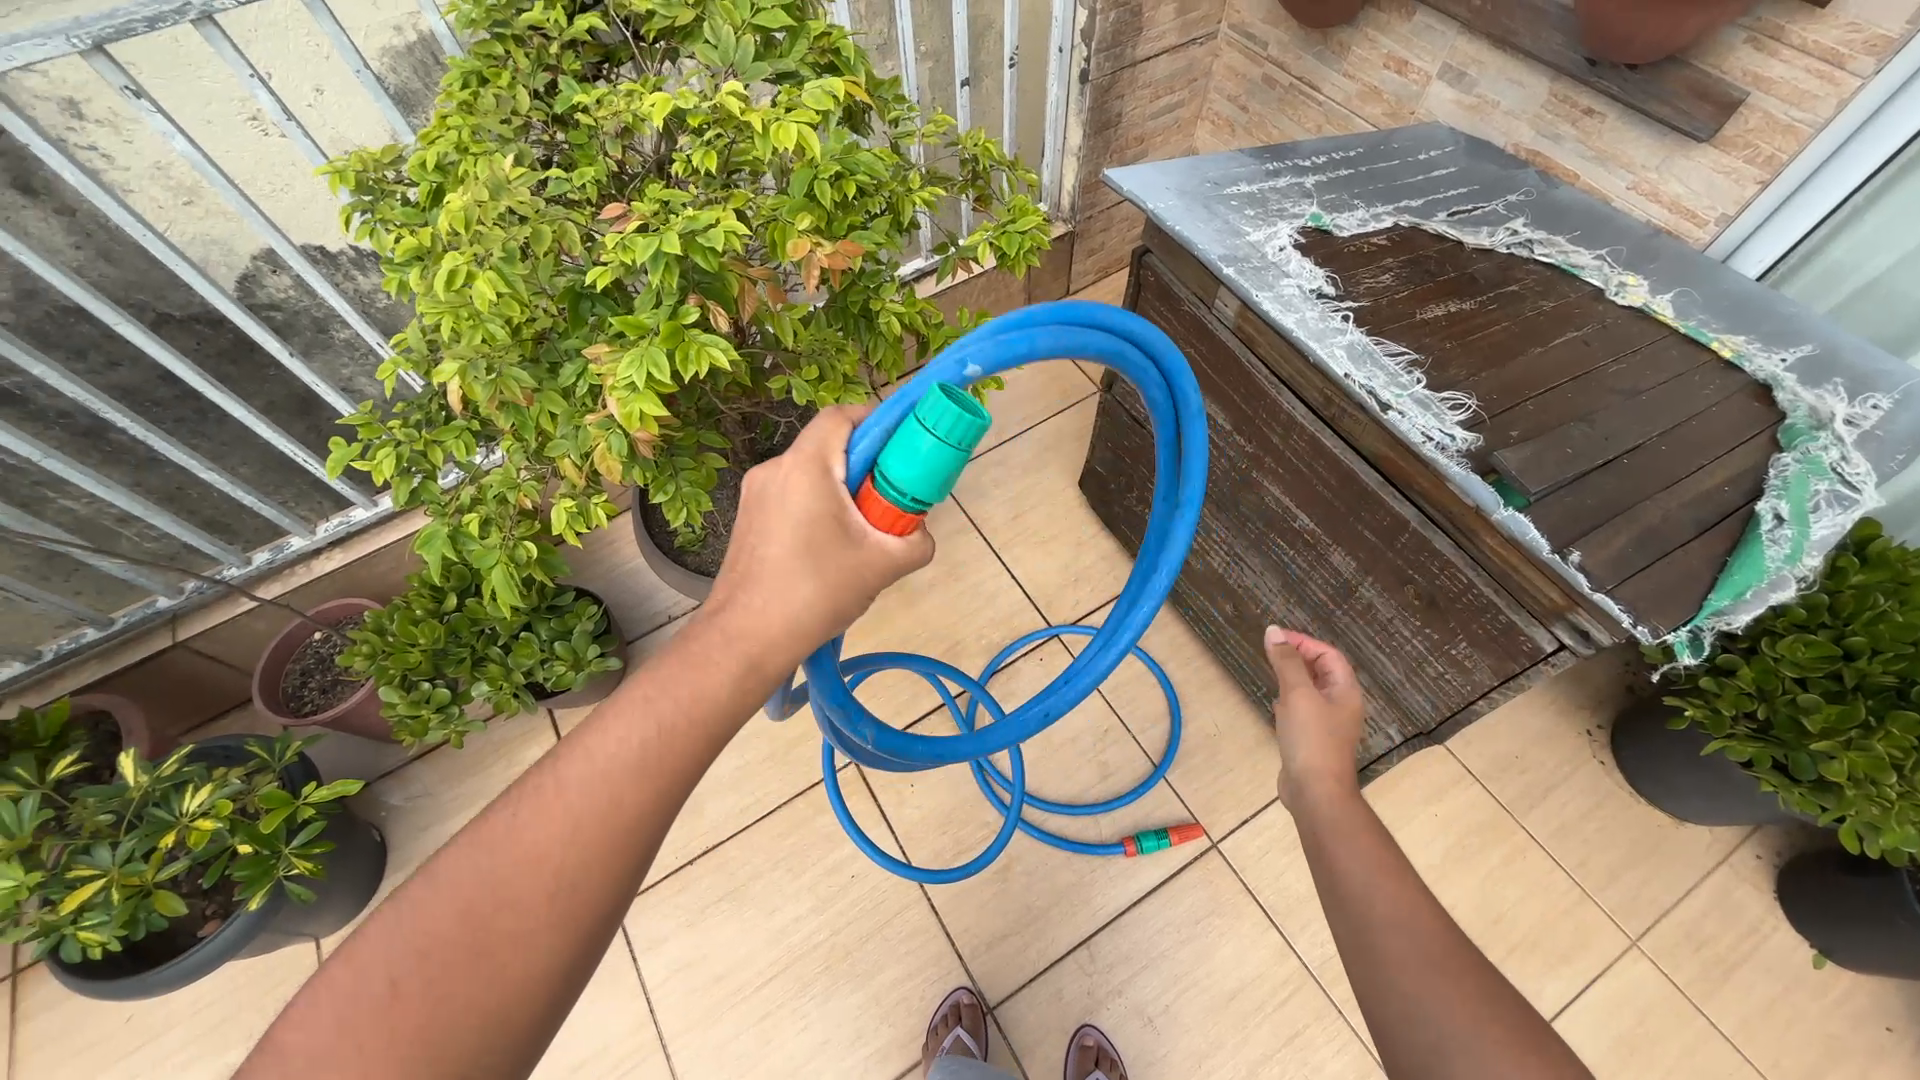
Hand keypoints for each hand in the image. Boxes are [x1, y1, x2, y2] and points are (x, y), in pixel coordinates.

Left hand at [703, 404, 935, 666]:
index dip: (878, 420)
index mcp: (806, 466)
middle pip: (828, 446)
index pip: (843, 416)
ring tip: (865, 532)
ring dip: (843, 491)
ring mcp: (755, 496)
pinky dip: (820, 509)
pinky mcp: (749, 521)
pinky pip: (793, 498)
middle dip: (867, 464)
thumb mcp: (883, 566)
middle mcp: (775, 470)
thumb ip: (917, 541)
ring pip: (811, 475)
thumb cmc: (816, 592)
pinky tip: (833, 550)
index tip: (906, 444)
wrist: (747, 639)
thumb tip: (920, 533)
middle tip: (894, 495)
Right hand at [1263, 625, 1365, 809]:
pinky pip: (1302, 710)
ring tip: (1269, 672)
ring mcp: (1328, 724)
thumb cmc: (1311, 738)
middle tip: (1270, 652)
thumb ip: (1286, 662)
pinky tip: (1275, 705)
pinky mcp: (1313, 740)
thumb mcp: (1297, 694)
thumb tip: (1274, 631)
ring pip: (1311, 691)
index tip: (1276, 638)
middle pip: (1322, 671)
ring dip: (1292, 678)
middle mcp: (1341, 705)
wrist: (1315, 791)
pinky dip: (1288, 701)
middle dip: (1297, 658)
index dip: (1304, 642)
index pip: (1329, 655)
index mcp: (1345, 691)